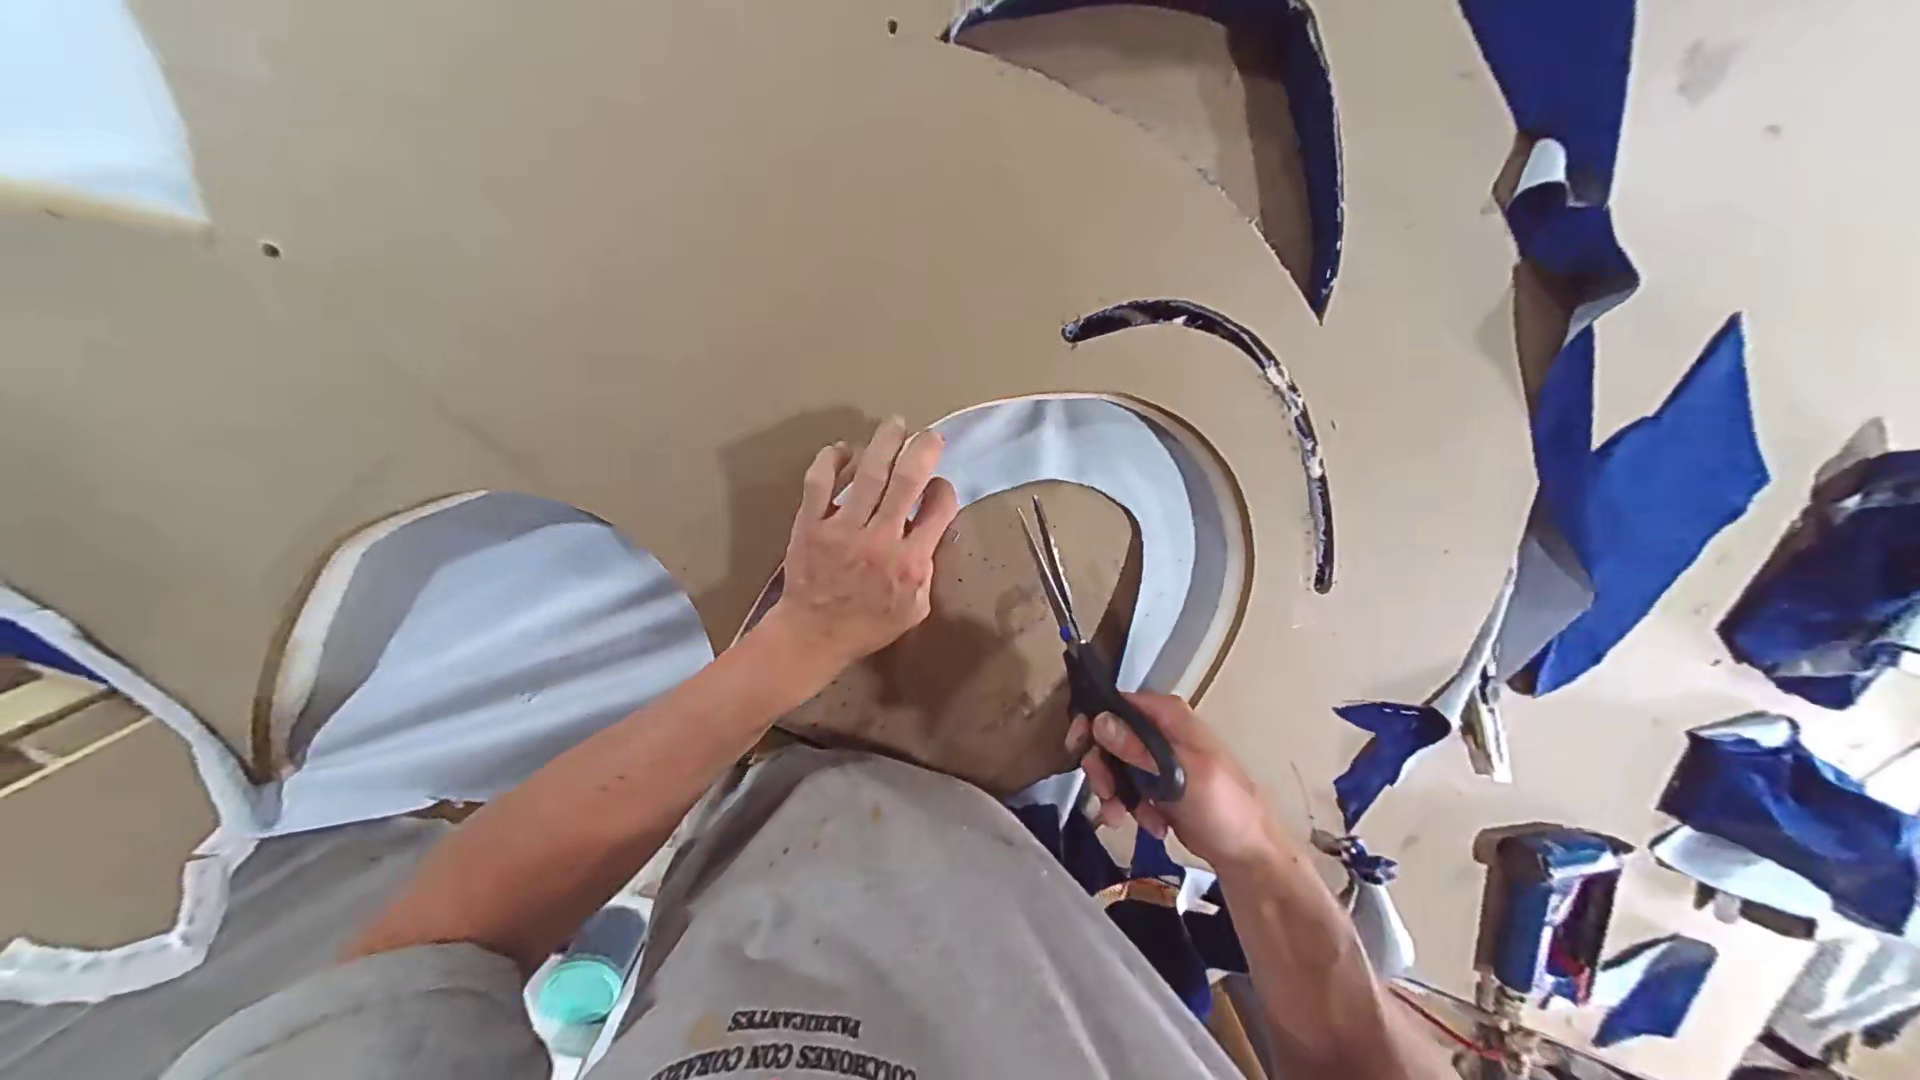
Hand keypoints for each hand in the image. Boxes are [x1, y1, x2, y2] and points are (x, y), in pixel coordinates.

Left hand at [760, 415, 961, 679]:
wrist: (813, 635)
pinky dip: (832, 459)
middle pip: (908, 479)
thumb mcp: (915, 609)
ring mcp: (843, 529)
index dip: (945, 490)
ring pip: (868, 473)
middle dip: (923, 449)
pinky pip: (820, 482)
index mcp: (910, 561)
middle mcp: (880, 539)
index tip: (940, 486)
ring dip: (885, 442)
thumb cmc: (868, 625)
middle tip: (929, 436)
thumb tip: (932, 533)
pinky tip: (844, 449)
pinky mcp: (810, 524)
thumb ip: (927, 569)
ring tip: (896, 424)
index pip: (939, 508)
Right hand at [1067, 691, 1277, 868]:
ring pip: (1115, 764)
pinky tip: (1150, 824)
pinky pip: (1128, 787)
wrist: (1249, 854)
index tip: (1077, 747)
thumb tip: (1101, 721)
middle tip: (1106, 794)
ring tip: (1124, 818)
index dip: (1093, 722)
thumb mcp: (1181, 776)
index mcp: (1169, 715)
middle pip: (1110, 736)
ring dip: (1115, 792)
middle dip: (1104, 768)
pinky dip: (1131, 807)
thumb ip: (1140, 750)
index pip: (1118, 704)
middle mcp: (1161, 730)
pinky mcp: (1158, 784)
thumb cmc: (1224, 807)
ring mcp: (1159, 758)